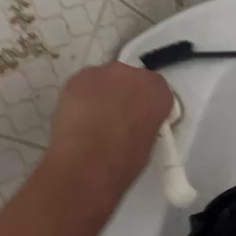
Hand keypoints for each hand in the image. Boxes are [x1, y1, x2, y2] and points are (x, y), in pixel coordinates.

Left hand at [37, 63, 173, 202]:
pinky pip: (83, 84)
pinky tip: (76, 117)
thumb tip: (135, 124)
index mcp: (158, 92)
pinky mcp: (78, 78)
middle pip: (131, 79)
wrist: (86, 162)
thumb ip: (146, 122)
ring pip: (105, 79)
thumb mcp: (148, 142)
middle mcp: (135, 75)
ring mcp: (104, 74)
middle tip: (115, 118)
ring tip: (92, 119)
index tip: (140, 119)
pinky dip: (81, 97)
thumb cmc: (123, 160)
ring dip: (102, 94)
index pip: (157, 90)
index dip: (147, 105)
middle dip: (124, 94)